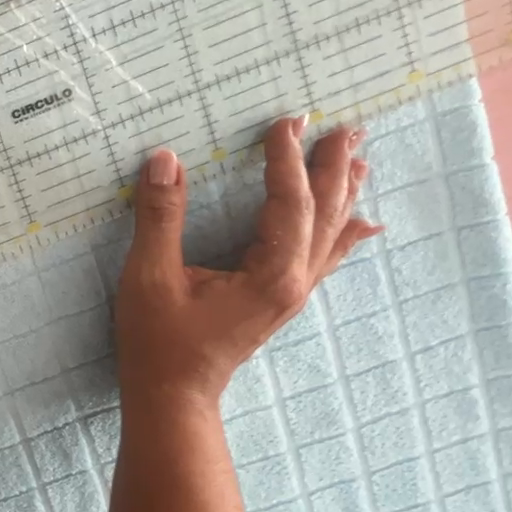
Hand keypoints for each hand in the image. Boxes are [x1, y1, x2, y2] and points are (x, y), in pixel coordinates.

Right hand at [115, 116, 382, 408]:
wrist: (172, 390)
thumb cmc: (158, 335)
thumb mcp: (148, 274)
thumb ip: (159, 217)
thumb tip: (165, 160)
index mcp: (270, 273)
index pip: (287, 203)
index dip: (286, 160)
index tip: (287, 122)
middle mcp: (295, 280)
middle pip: (323, 214)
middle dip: (332, 168)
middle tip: (346, 128)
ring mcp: (292, 292)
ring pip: (329, 233)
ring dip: (342, 193)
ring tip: (359, 159)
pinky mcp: (279, 298)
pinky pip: (324, 256)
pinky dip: (345, 233)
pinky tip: (363, 224)